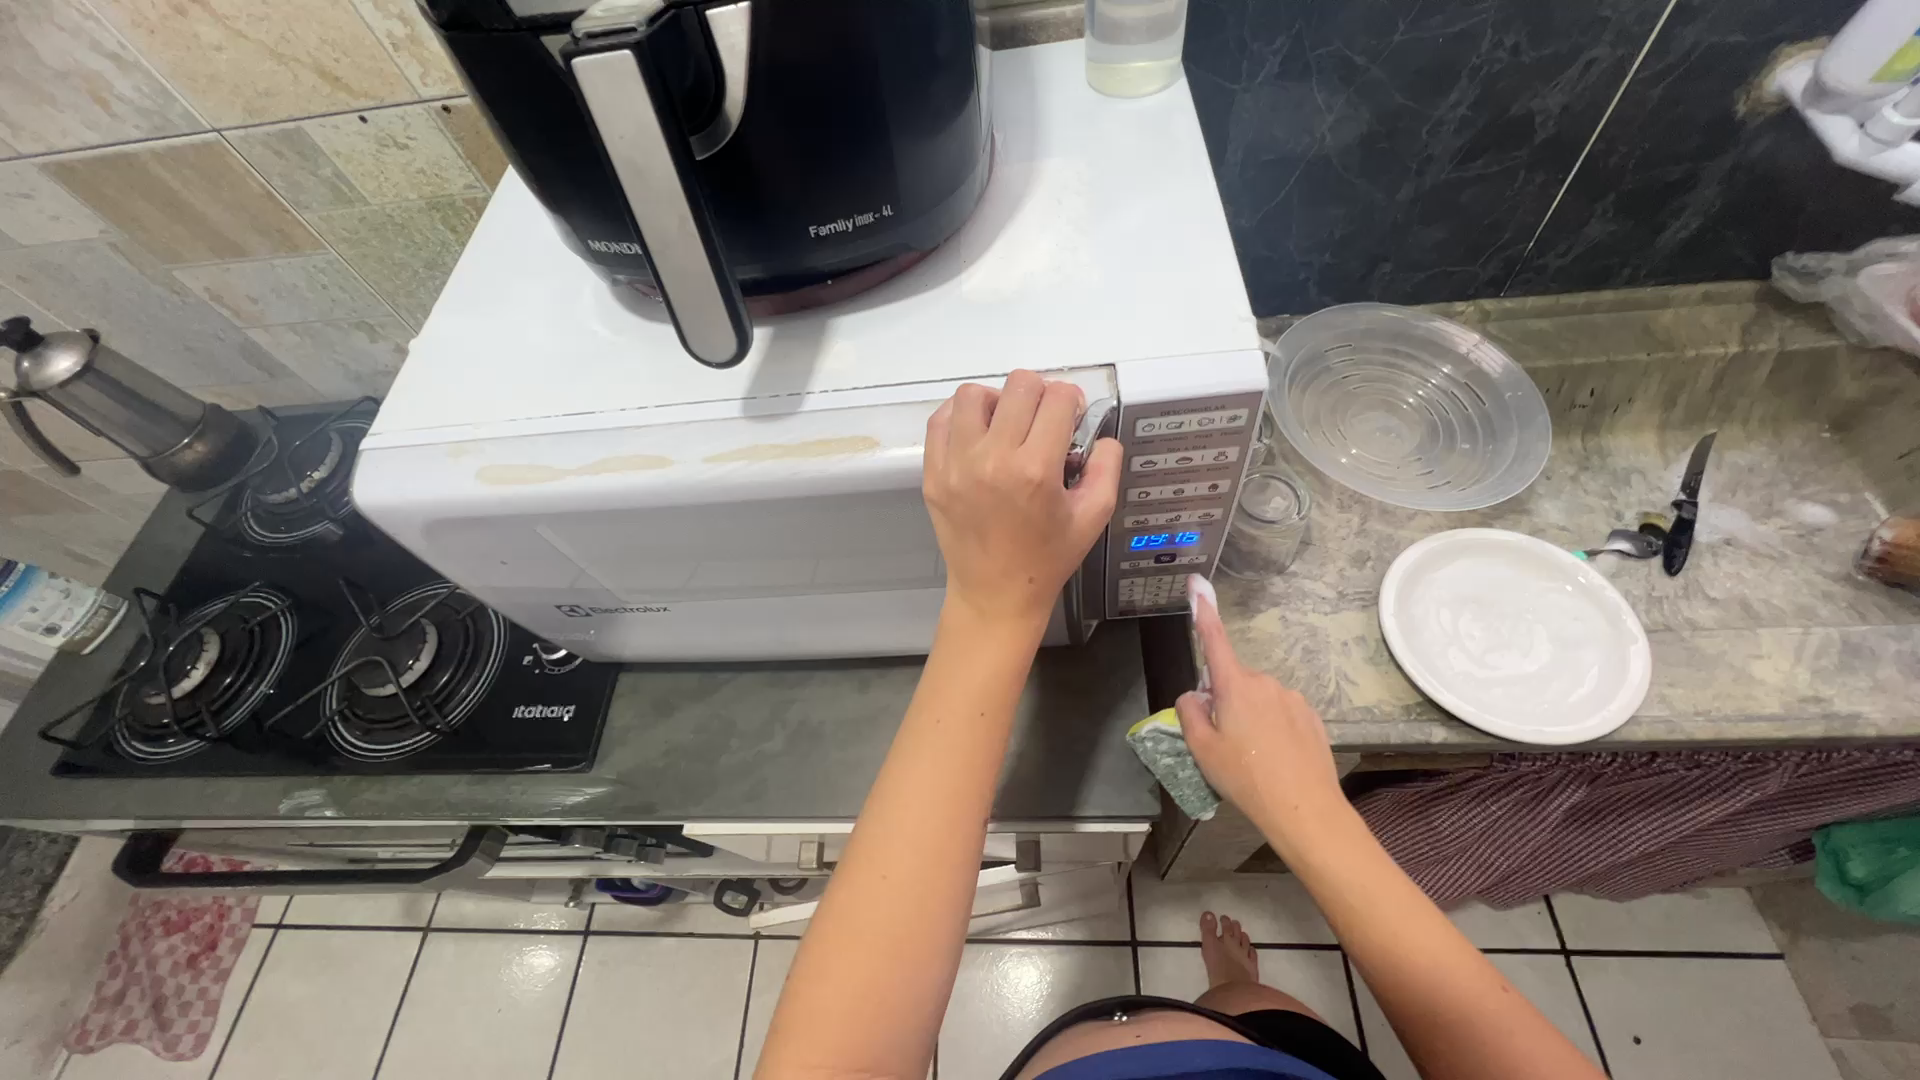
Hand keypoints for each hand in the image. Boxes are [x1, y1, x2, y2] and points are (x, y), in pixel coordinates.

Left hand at [923, 371, 1120, 626]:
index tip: (1070, 418)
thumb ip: (1106, 466)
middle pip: (1018, 385)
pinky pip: (940, 420)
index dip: (1071, 401)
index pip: (1057, 399)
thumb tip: (1099, 433)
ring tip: (1006, 424)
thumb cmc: (1047, 558)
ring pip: (974, 395)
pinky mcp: (933, 474)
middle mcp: (992, 460)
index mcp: (1036, 470)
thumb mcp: (1094, 516)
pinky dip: (962, 416)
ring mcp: (956, 465)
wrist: (995, 593)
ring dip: (997, 400)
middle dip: (1040, 394)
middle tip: (1042, 420)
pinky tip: (977, 434)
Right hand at [1176, 579, 1346, 847]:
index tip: (1197, 583)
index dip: (1203, 611)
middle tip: (1223, 742)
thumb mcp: (1201, 749)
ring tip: (1252, 757)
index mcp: (1235, 686)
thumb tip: (1194, 696)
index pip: (1213, 640)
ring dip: (1250, 717)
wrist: (1305, 810)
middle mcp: (1265, 683)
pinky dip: (1273, 728)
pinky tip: (1276, 758)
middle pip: (1233, 681)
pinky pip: (1281, 713)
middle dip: (1224, 701)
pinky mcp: (1312, 717)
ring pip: (1258, 699)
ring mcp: (1293, 698)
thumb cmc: (1246, 777)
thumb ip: (1189, 714)